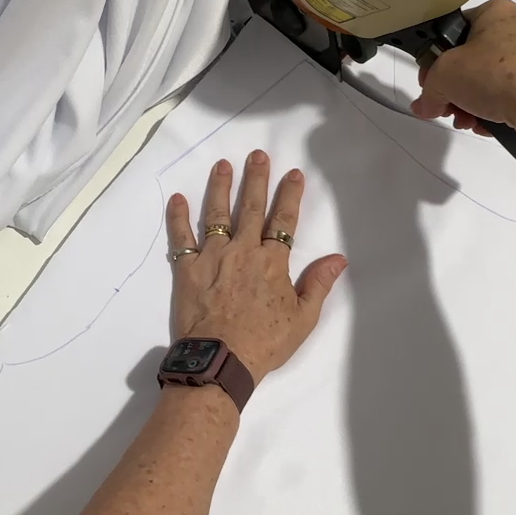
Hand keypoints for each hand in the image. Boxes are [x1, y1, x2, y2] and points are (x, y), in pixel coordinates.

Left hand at [165, 151, 347, 383]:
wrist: (220, 360)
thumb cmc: (264, 343)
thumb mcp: (302, 318)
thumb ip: (318, 284)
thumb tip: (338, 258)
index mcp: (271, 262)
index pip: (283, 221)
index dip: (289, 196)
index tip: (293, 173)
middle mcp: (242, 251)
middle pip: (250, 208)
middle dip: (256, 179)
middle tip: (257, 155)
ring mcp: (212, 257)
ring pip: (216, 214)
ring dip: (220, 187)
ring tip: (222, 165)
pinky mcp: (187, 270)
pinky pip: (181, 238)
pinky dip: (178, 218)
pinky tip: (177, 198)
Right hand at [412, 0, 515, 141]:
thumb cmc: (495, 74)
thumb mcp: (444, 77)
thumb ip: (428, 91)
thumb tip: (426, 107)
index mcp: (495, 11)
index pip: (453, 32)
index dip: (435, 61)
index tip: (430, 84)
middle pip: (471, 61)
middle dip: (453, 90)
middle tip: (445, 109)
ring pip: (489, 81)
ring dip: (470, 105)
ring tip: (467, 121)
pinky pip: (510, 94)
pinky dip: (494, 110)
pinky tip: (488, 125)